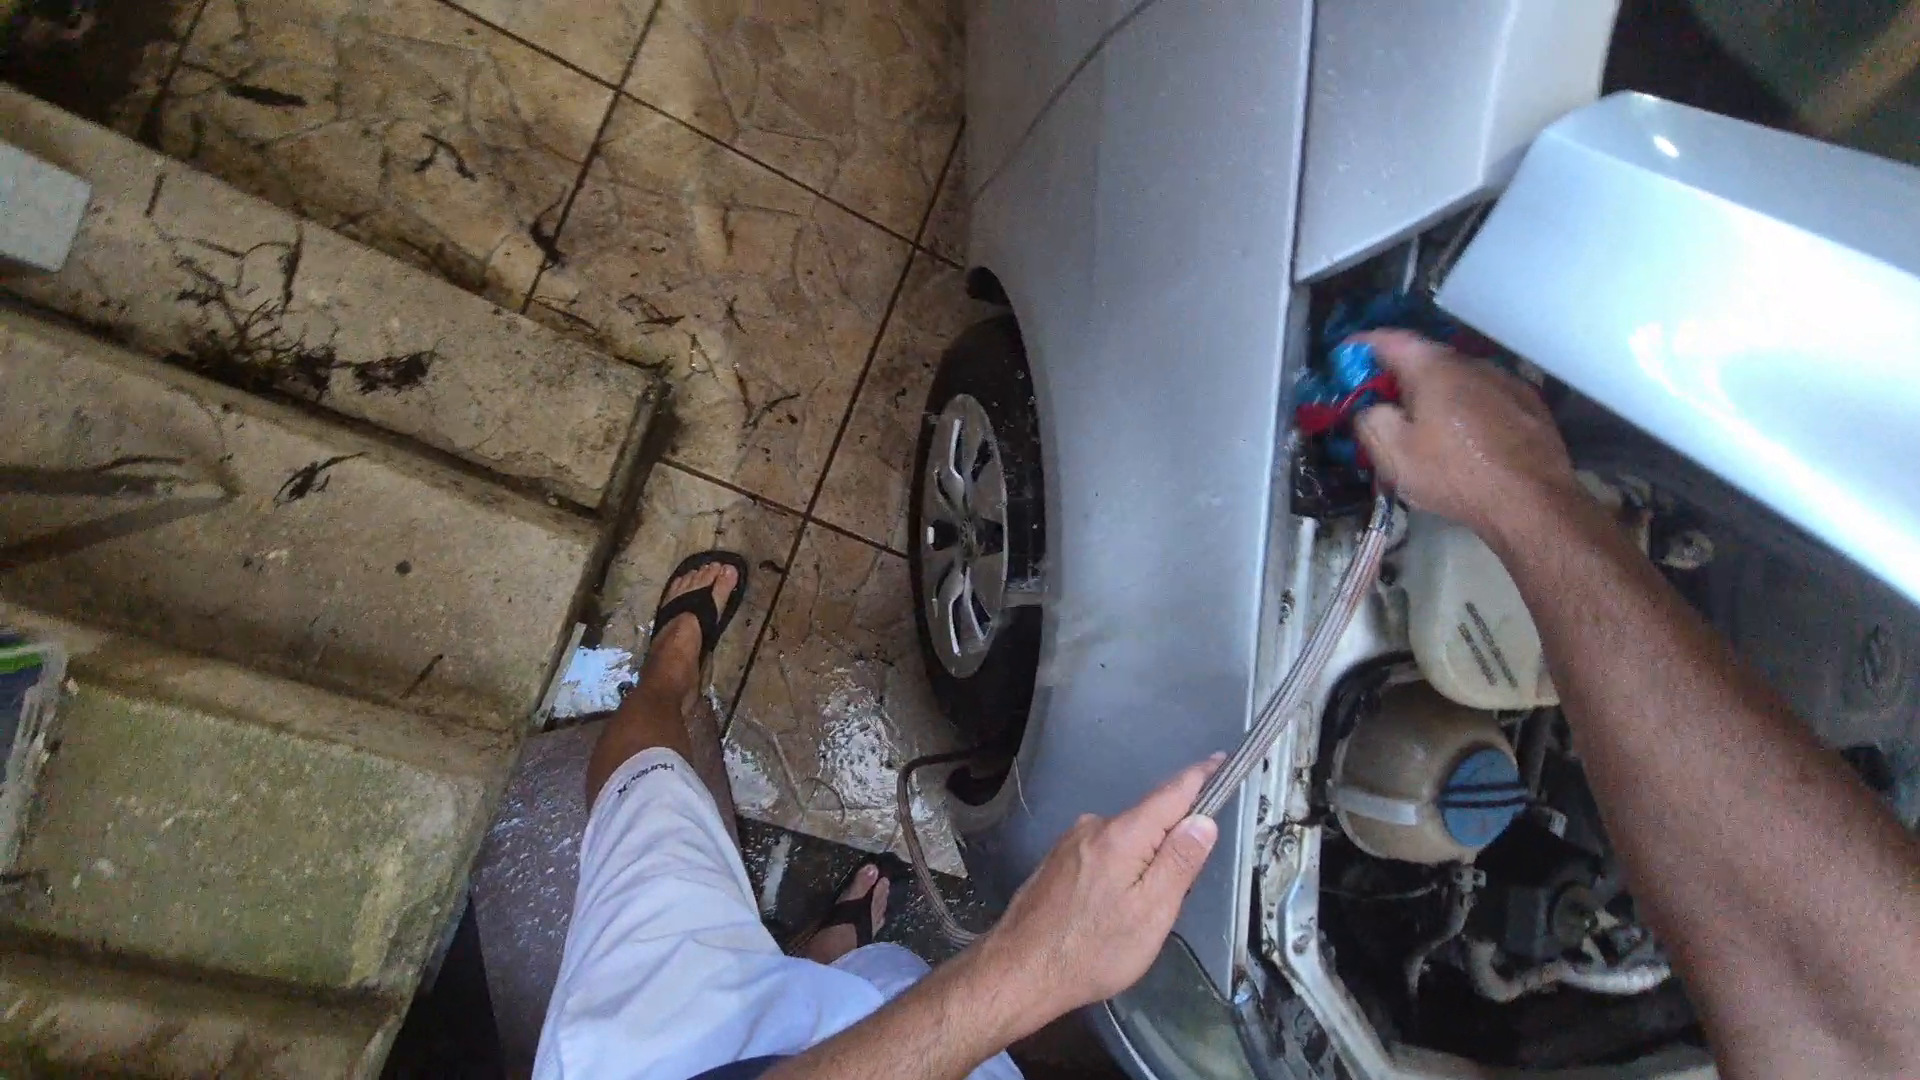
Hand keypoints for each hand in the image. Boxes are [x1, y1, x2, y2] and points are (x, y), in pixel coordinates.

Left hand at [974, 758, 1221, 1027]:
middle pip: (1148, 818)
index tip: (1220, 760)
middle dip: (1171, 841)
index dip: (1199, 776)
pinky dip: (1118, 868)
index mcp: (1122, 834)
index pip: (1170, 793)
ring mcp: (1072, 840)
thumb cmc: (1093, 949)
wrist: (1021, 968)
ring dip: (1142, 861)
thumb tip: (1203, 819)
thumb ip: (1178, 862)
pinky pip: (1103, 851)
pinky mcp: (1059, 858)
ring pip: (1125, 839)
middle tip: (1176, 894)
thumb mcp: (1151, 912)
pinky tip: (1109, 908)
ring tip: (1136, 914)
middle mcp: (1094, 825)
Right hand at [1349, 330, 1580, 534]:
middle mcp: (1473, 365)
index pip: (1392, 341)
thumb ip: (1369, 419)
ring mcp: (1506, 382)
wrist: (1530, 502)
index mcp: (1434, 371)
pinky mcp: (1528, 404)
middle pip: (1426, 358)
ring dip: (1432, 390)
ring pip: (1456, 377)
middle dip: (1397, 372)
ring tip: (1418, 418)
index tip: (1345, 356)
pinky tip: (1458, 432)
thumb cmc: (1453, 474)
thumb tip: (1371, 408)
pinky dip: (1461, 404)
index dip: (1363, 345)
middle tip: (1376, 395)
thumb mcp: (1391, 452)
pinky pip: (1482, 394)